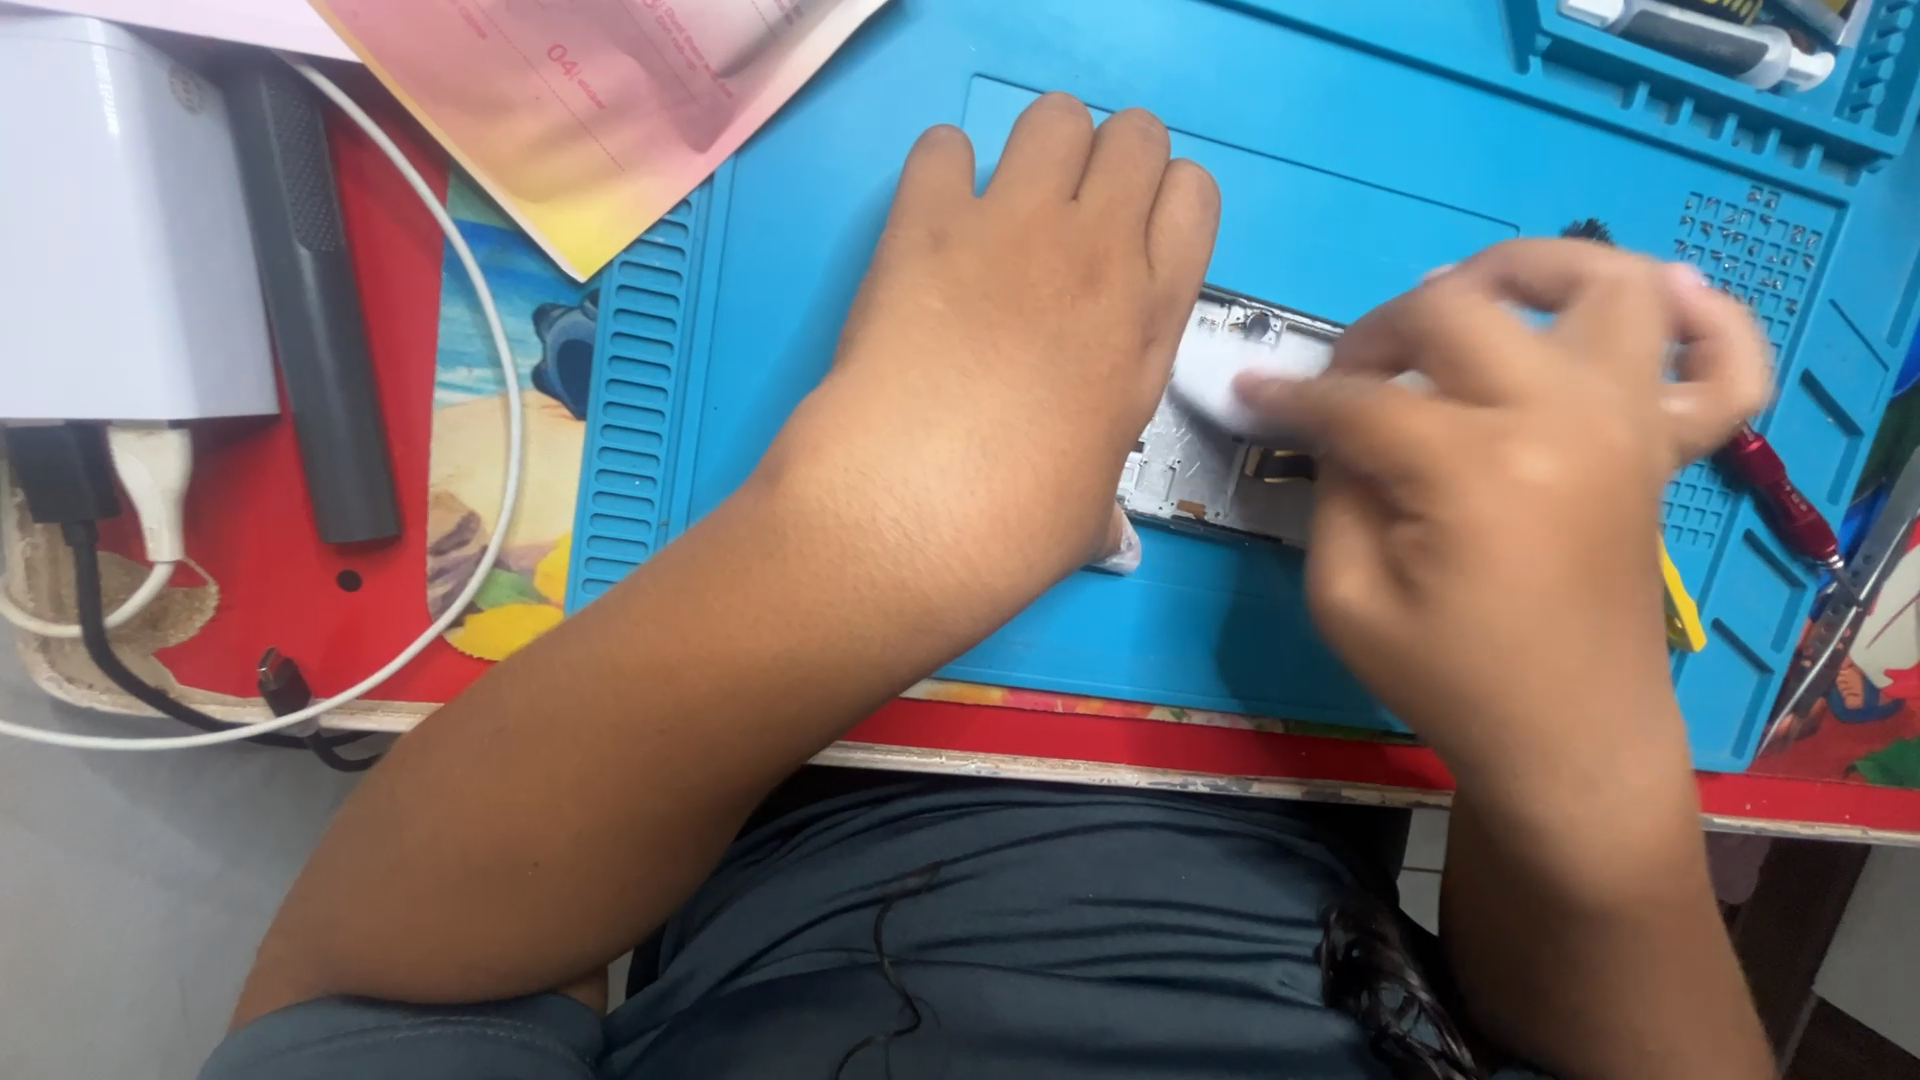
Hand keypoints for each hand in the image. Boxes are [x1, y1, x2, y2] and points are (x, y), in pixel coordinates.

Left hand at [758, 94, 1218, 628]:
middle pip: (1134, 137)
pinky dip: (939, 174)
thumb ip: (1104, 513)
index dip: (1162, 207)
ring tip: (1002, 212)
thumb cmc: (1017, 527)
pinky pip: (941, 150)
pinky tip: (929, 225)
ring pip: (1053, 118)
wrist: (913, 514)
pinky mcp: (925, 227)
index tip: (1127, 244)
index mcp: (1148, 324)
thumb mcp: (1086, 518)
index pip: (1195, 199)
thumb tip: (1114, 546)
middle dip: (1106, 163)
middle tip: (1064, 223)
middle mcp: (1095, 257)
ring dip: (1036, 152)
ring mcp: (1012, 232)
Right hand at [1234, 240, 1770, 782]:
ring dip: (1528, 271)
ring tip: (1469, 296)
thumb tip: (1338, 425)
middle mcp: (1562, 419)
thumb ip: (1335, 490)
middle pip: (1458, 310)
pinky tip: (1656, 302)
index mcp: (1471, 466)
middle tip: (1343, 373)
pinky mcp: (1661, 453)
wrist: (1563, 735)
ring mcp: (1627, 428)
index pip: (1357, 398)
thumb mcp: (1343, 594)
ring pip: (1604, 288)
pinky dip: (1706, 318)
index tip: (1248, 392)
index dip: (1289, 395)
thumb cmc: (1442, 674)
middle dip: (1378, 328)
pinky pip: (1723, 363)